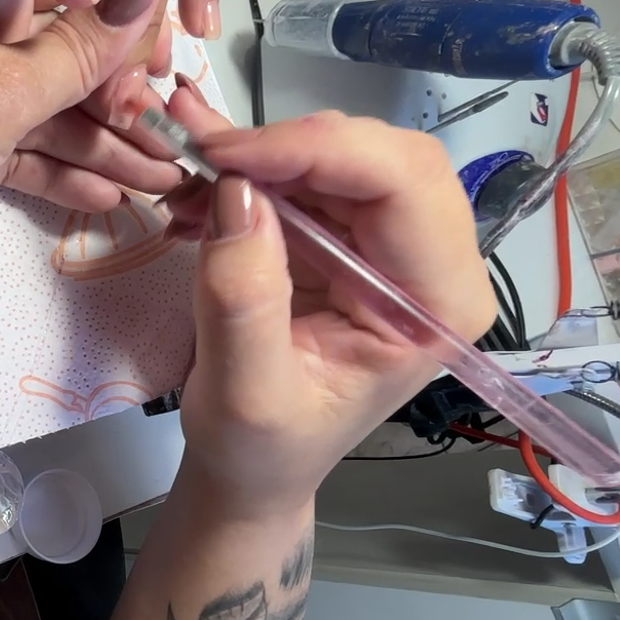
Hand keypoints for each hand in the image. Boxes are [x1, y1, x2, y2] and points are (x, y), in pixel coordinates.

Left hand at [0, 0, 185, 297]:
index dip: (129, 20)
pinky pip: (18, 152)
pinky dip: (58, 173)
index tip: (172, 71)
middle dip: (123, 102)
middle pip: (67, 53)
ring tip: (162, 185)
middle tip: (175, 148)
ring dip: (102, 147)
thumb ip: (78, 47)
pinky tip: (107, 197)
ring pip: (47, 112)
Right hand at [155, 88, 496, 511]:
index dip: (316, 151)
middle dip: (287, 147)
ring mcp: (383, 256)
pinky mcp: (340, 252)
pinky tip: (199, 203)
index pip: (403, 186)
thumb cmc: (256, 449)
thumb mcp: (243, 390)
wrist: (250, 472)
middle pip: (380, 160)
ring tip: (188, 188)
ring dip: (260, 162)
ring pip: (339, 165)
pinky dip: (248, 182)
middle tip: (202, 161)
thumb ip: (242, 296)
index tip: (222, 158)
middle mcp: (425, 268)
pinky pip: (304, 189)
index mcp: (432, 306)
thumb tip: (234, 194)